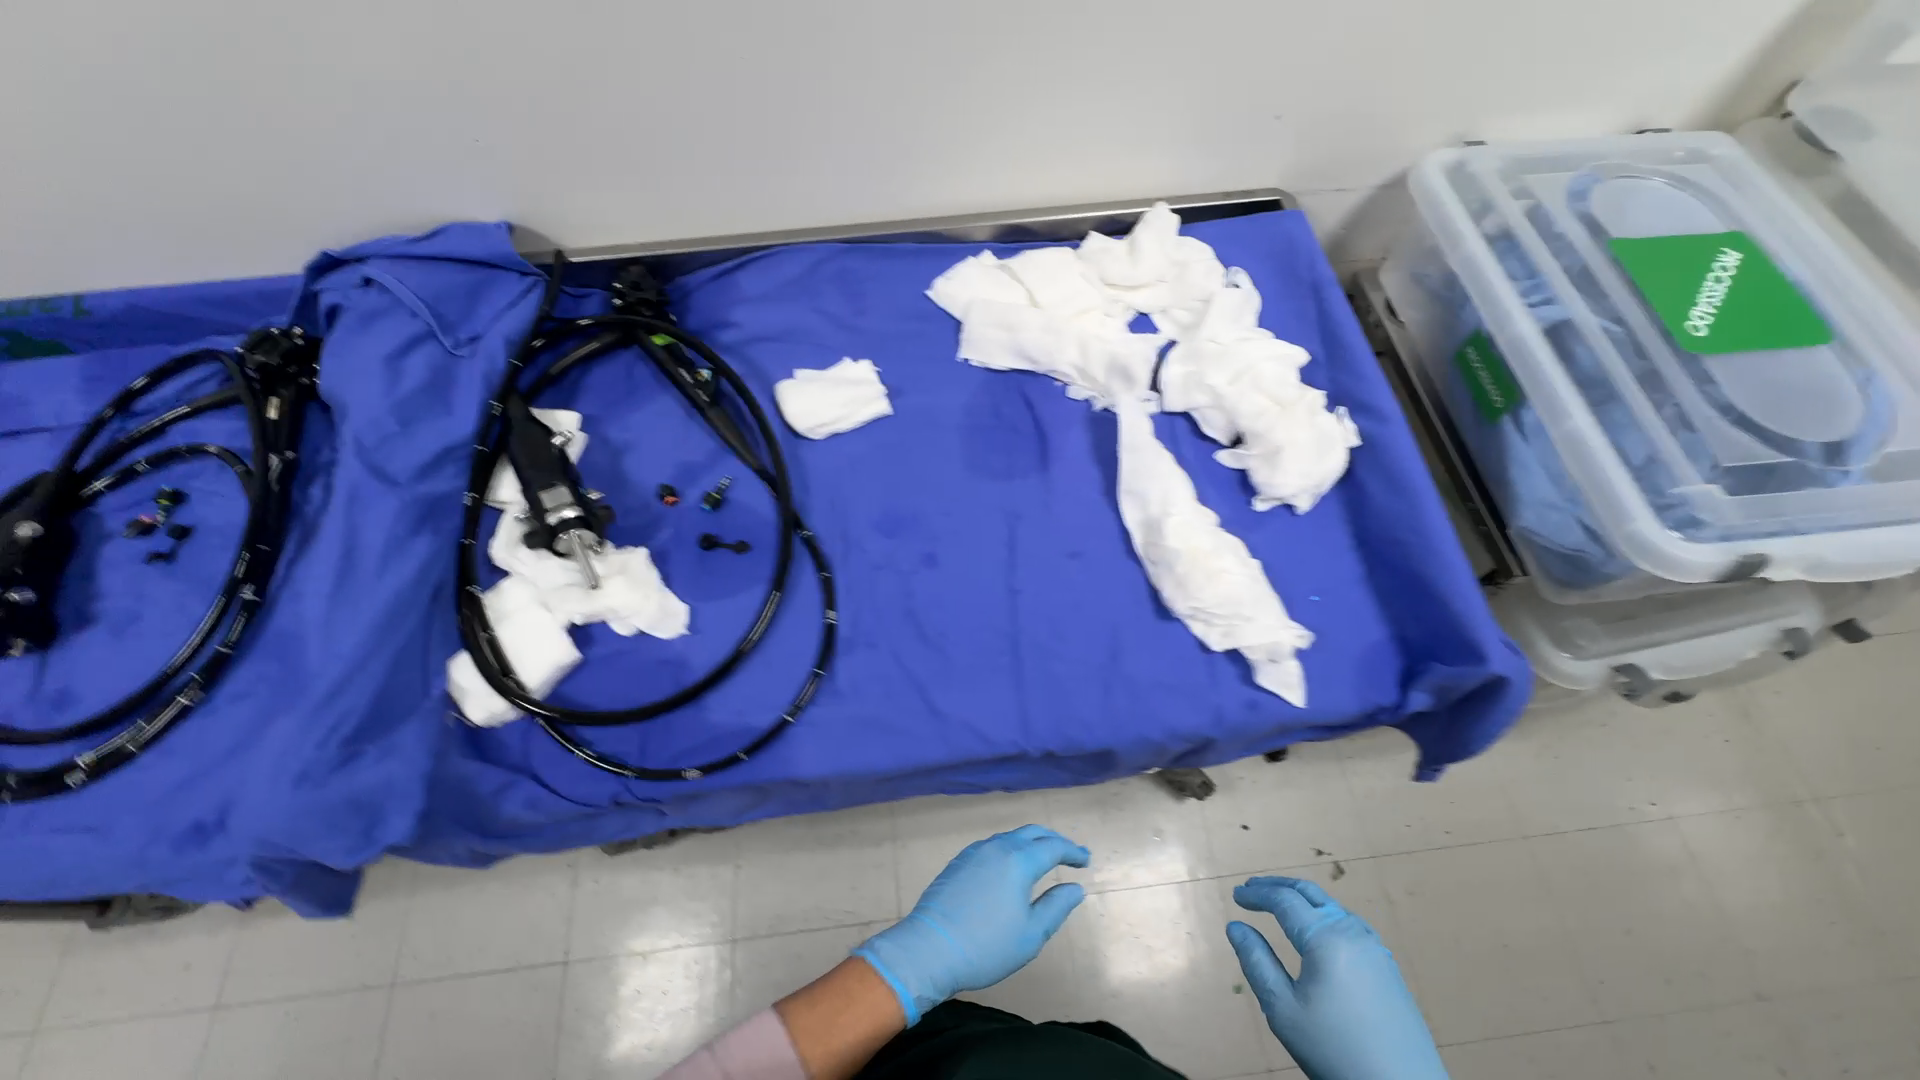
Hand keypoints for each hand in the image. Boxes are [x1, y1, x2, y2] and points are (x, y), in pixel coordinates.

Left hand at [854, 825, 1090, 1024]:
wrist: (929, 949)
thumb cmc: (986, 946)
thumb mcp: (1031, 934)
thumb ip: (1056, 907)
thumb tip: (1075, 888)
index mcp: (1018, 861)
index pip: (1053, 847)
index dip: (1073, 851)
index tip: (1086, 860)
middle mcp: (997, 847)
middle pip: (1031, 832)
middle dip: (1054, 840)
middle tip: (1070, 853)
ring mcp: (974, 852)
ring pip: (1010, 837)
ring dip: (1031, 843)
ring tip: (1043, 858)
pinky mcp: (958, 863)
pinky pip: (992, 846)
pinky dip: (1011, 849)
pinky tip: (1011, 867)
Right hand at [1226, 877, 1447, 1079]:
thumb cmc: (1334, 1049)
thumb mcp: (1283, 1009)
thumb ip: (1257, 962)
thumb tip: (1236, 927)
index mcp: (1326, 938)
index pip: (1285, 900)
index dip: (1257, 894)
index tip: (1234, 895)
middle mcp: (1353, 933)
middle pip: (1311, 894)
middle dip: (1278, 886)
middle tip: (1252, 887)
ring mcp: (1375, 949)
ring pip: (1333, 907)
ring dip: (1302, 900)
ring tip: (1279, 906)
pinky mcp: (1387, 968)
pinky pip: (1349, 926)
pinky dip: (1323, 916)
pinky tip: (1316, 933)